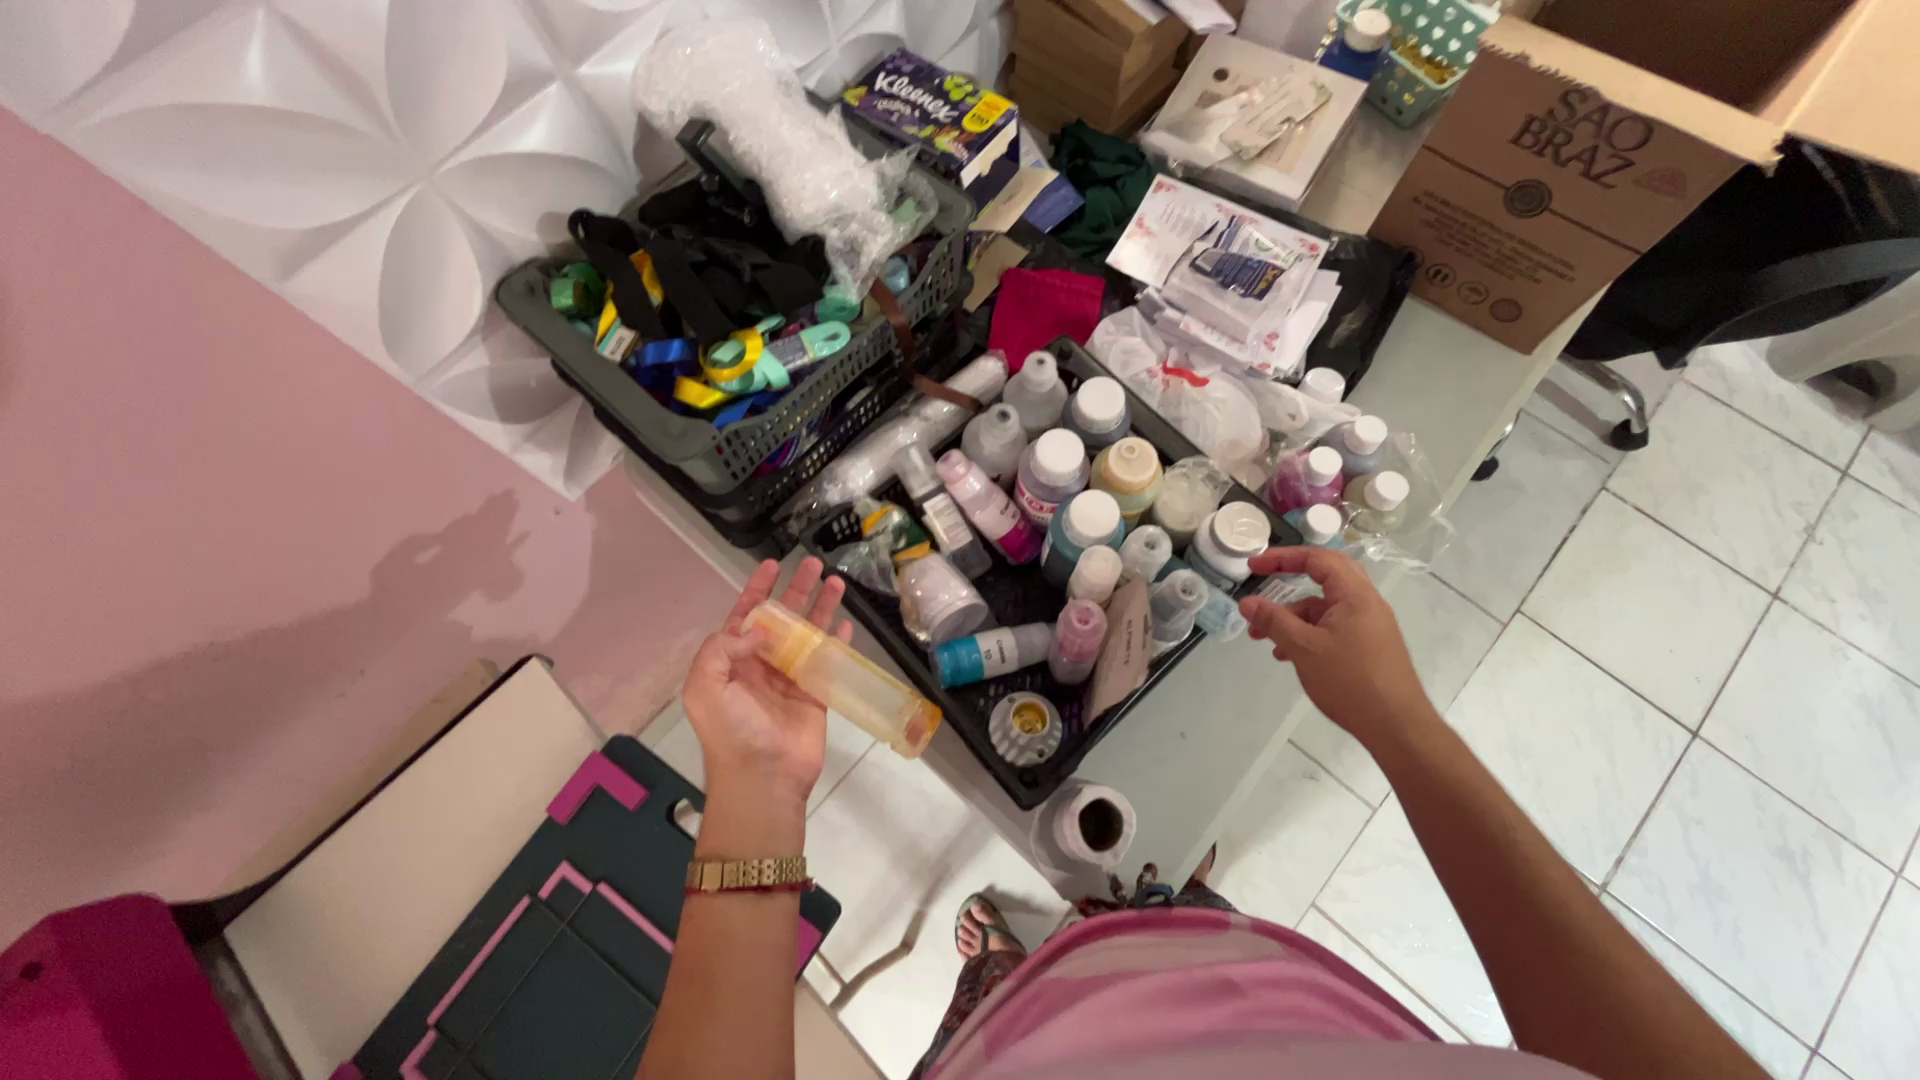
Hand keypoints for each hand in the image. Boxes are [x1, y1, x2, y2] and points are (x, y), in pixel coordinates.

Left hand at [682, 557, 851, 807]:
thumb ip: (722, 648)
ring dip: (820, 608)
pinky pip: (827, 662)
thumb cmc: (731, 731)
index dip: (757, 590)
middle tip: (813, 563)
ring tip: (837, 582)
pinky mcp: (814, 695)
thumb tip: (758, 630)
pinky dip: (837, 643)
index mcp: (731, 662)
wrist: (763, 777)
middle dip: (795, 590)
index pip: (745, 616)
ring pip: (807, 635)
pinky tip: (846, 624)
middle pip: (781, 619)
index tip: (771, 565)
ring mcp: (789, 680)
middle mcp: (760, 666)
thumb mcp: (706, 686)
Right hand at [1237, 547, 1437, 749]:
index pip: (1318, 559)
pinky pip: (1332, 628)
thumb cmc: (1350, 681)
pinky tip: (1288, 656)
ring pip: (1324, 609)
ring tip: (1263, 639)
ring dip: (1293, 618)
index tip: (1254, 567)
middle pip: (1324, 578)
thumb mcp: (1303, 648)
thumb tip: (1247, 603)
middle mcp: (1366, 604)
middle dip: (1288, 581)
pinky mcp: (1369, 646)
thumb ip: (1273, 621)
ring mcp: (1370, 626)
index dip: (1282, 558)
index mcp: (1355, 595)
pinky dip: (1308, 634)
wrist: (1396, 726)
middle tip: (1261, 583)